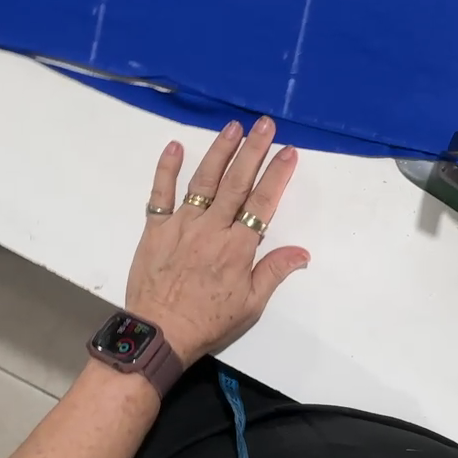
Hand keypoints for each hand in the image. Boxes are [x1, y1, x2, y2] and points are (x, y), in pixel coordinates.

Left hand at [125, 118, 310, 365]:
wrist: (159, 334)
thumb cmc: (208, 322)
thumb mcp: (250, 305)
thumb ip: (274, 273)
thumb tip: (302, 253)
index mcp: (238, 247)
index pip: (263, 203)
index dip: (277, 174)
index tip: (288, 151)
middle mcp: (211, 228)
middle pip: (236, 182)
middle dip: (253, 150)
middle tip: (264, 124)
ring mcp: (181, 225)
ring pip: (203, 181)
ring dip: (219, 151)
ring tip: (232, 127)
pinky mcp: (155, 229)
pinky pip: (160, 194)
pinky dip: (167, 169)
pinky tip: (175, 146)